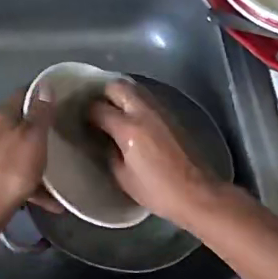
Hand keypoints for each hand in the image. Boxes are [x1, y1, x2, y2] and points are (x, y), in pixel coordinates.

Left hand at [0, 91, 58, 247]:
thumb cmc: (12, 169)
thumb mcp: (33, 137)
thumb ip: (40, 113)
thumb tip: (45, 85)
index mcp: (1, 117)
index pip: (23, 94)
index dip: (43, 93)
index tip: (65, 97)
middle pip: (22, 123)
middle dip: (43, 126)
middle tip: (67, 129)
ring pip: (22, 151)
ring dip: (41, 157)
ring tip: (64, 164)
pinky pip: (21, 177)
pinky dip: (36, 185)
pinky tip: (55, 199)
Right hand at [87, 80, 226, 224]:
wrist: (197, 192)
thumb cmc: (157, 190)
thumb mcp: (123, 177)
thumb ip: (108, 153)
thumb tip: (101, 140)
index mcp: (128, 129)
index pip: (98, 108)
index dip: (86, 113)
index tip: (81, 121)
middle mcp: (144, 112)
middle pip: (117, 85)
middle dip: (103, 93)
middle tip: (96, 109)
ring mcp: (160, 111)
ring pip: (135, 88)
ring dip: (121, 94)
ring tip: (112, 111)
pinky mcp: (172, 115)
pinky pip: (147, 98)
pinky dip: (135, 101)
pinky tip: (132, 118)